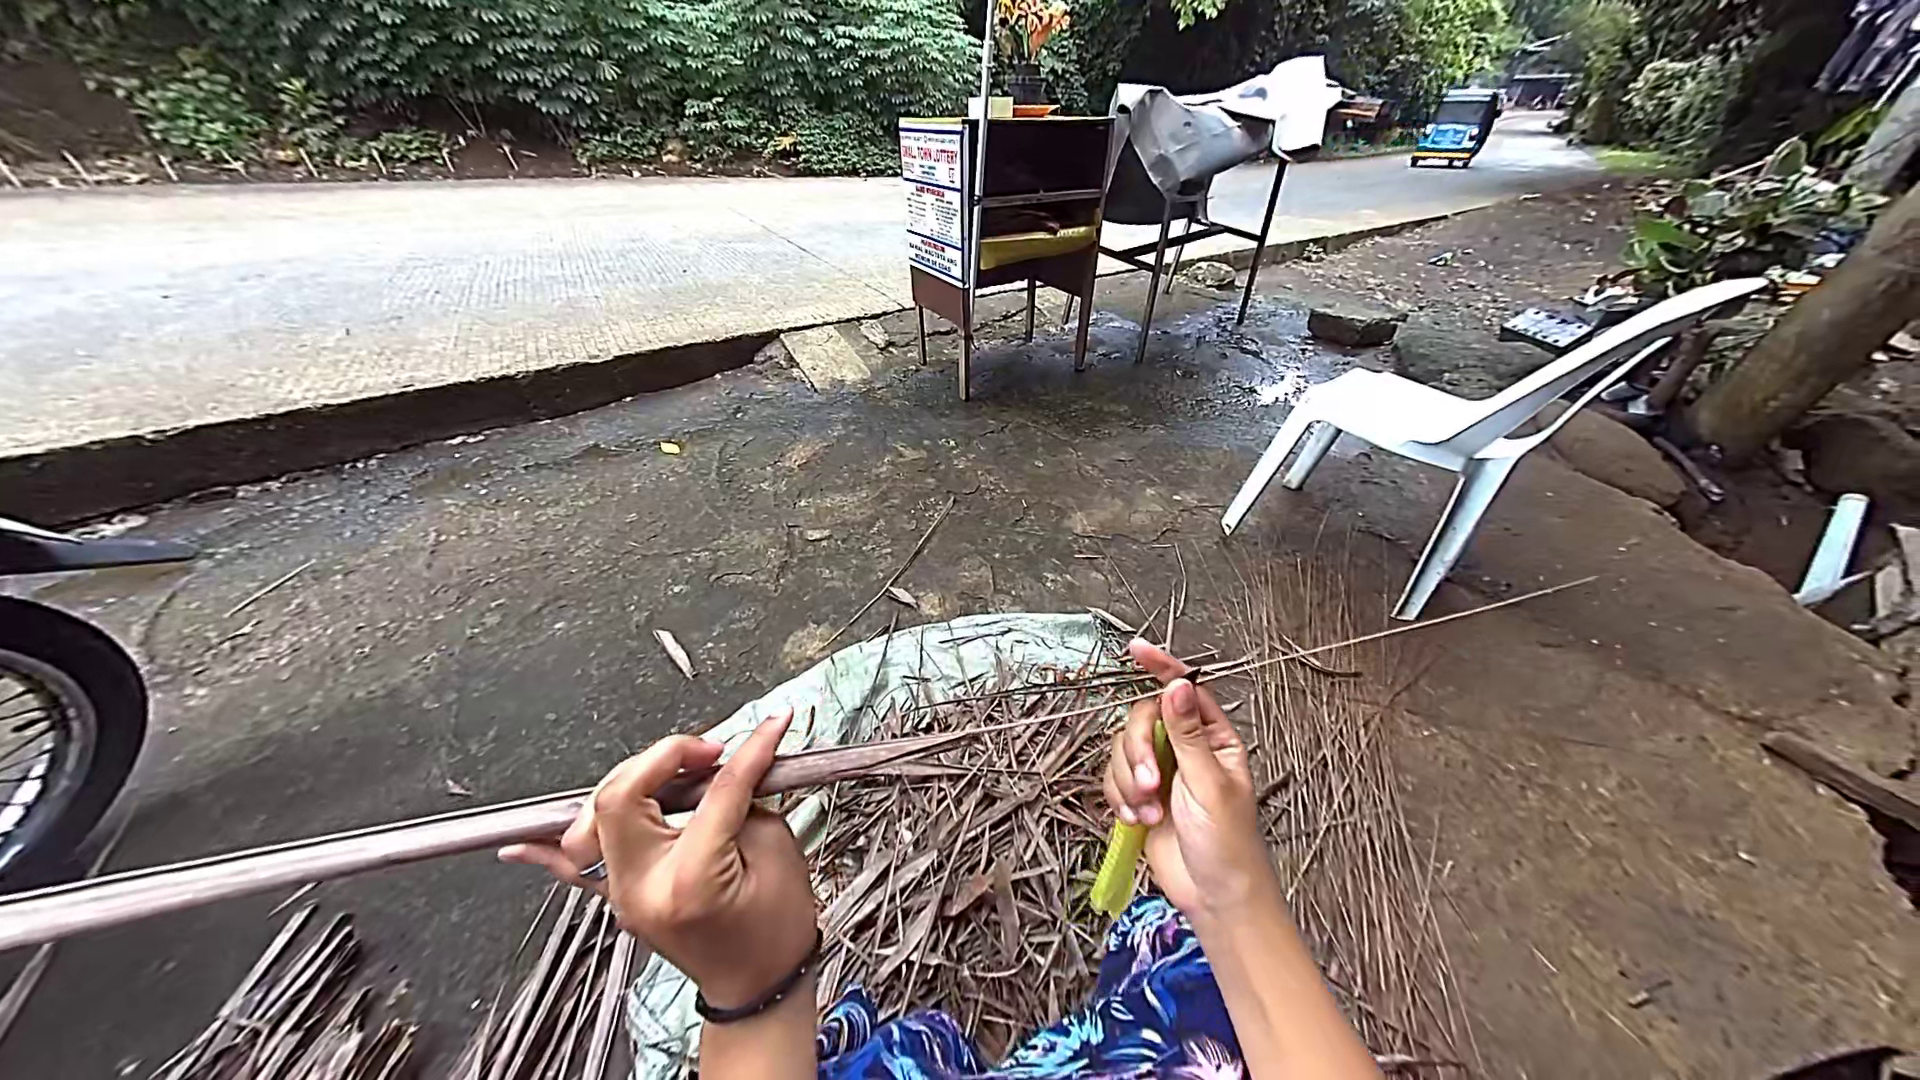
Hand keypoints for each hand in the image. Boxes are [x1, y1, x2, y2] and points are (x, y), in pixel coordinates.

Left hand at [500, 711, 818, 1005]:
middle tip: (710, 751)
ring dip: (631, 779)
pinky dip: (549, 846)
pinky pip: (572, 867)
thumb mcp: (774, 847)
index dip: (749, 751)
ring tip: (672, 767)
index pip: (716, 789)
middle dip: (667, 755)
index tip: (769, 728)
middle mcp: (641, 887)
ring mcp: (622, 895)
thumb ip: (747, 795)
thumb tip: (737, 756)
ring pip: (592, 818)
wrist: (759, 984)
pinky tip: (524, 839)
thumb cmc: (774, 929)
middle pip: (622, 794)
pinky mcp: (619, 897)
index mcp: (689, 878)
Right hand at [1102, 639, 1275, 919]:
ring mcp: (1159, 769)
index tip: (1136, 650)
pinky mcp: (1138, 793)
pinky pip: (1113, 778)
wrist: (1213, 898)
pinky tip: (1140, 820)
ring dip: (1129, 781)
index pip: (1183, 690)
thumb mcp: (1210, 785)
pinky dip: (1121, 799)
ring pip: (1122, 749)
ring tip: (1150, 810)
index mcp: (1212, 738)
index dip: (1160, 667)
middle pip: (1142, 719)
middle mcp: (1183, 747)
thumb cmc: (1230, 845)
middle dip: (1138, 750)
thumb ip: (1188, 734)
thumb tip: (1177, 685)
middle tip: (1151, 782)